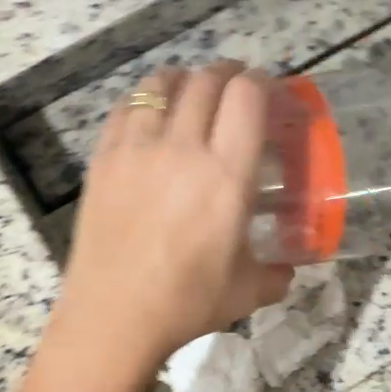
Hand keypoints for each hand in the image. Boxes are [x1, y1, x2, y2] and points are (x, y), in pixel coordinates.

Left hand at [53, 62, 294, 375]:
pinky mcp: (103, 159)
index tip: (269, 93)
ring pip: (161, 84)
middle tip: (237, 88)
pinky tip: (151, 113)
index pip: (247, 96)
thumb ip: (275, 273)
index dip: (262, 83)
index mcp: (227, 175)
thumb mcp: (247, 290)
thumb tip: (287, 270)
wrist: (114, 316)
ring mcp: (137, 149)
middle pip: (206, 80)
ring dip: (185, 79)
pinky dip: (145, 99)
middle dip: (228, 75)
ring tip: (192, 91)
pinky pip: (126, 108)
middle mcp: (183, 147)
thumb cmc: (187, 303)